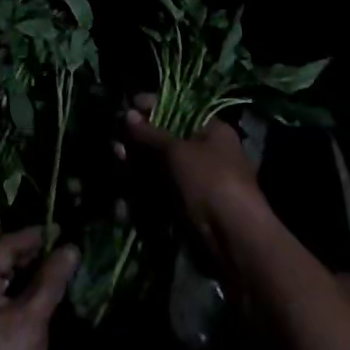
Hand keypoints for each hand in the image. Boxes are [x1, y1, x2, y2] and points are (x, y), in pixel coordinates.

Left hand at [0, 228, 79, 349]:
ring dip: (32, 270)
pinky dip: (28, 288)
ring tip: (59, 260)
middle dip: (32, 252)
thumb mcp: (31, 321)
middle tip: (61, 243)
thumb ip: (50, 281)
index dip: (30, 237)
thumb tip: (71, 248)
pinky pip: (9, 296)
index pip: (1, 248)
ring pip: (7, 279)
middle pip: (2, 261)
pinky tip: (48, 286)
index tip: (58, 229)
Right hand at [117, 94, 266, 267]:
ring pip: (157, 169)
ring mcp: (195, 184)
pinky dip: (140, 193)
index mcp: (212, 131)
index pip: (177, 110)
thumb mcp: (177, 151)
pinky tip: (123, 195)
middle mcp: (205, 154)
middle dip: (138, 142)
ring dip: (135, 167)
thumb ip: (149, 133)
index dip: (152, 107)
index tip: (127, 107)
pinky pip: (157, 195)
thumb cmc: (209, 182)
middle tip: (116, 143)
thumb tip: (127, 114)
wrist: (233, 242)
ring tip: (117, 164)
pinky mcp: (185, 210)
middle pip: (164, 141)